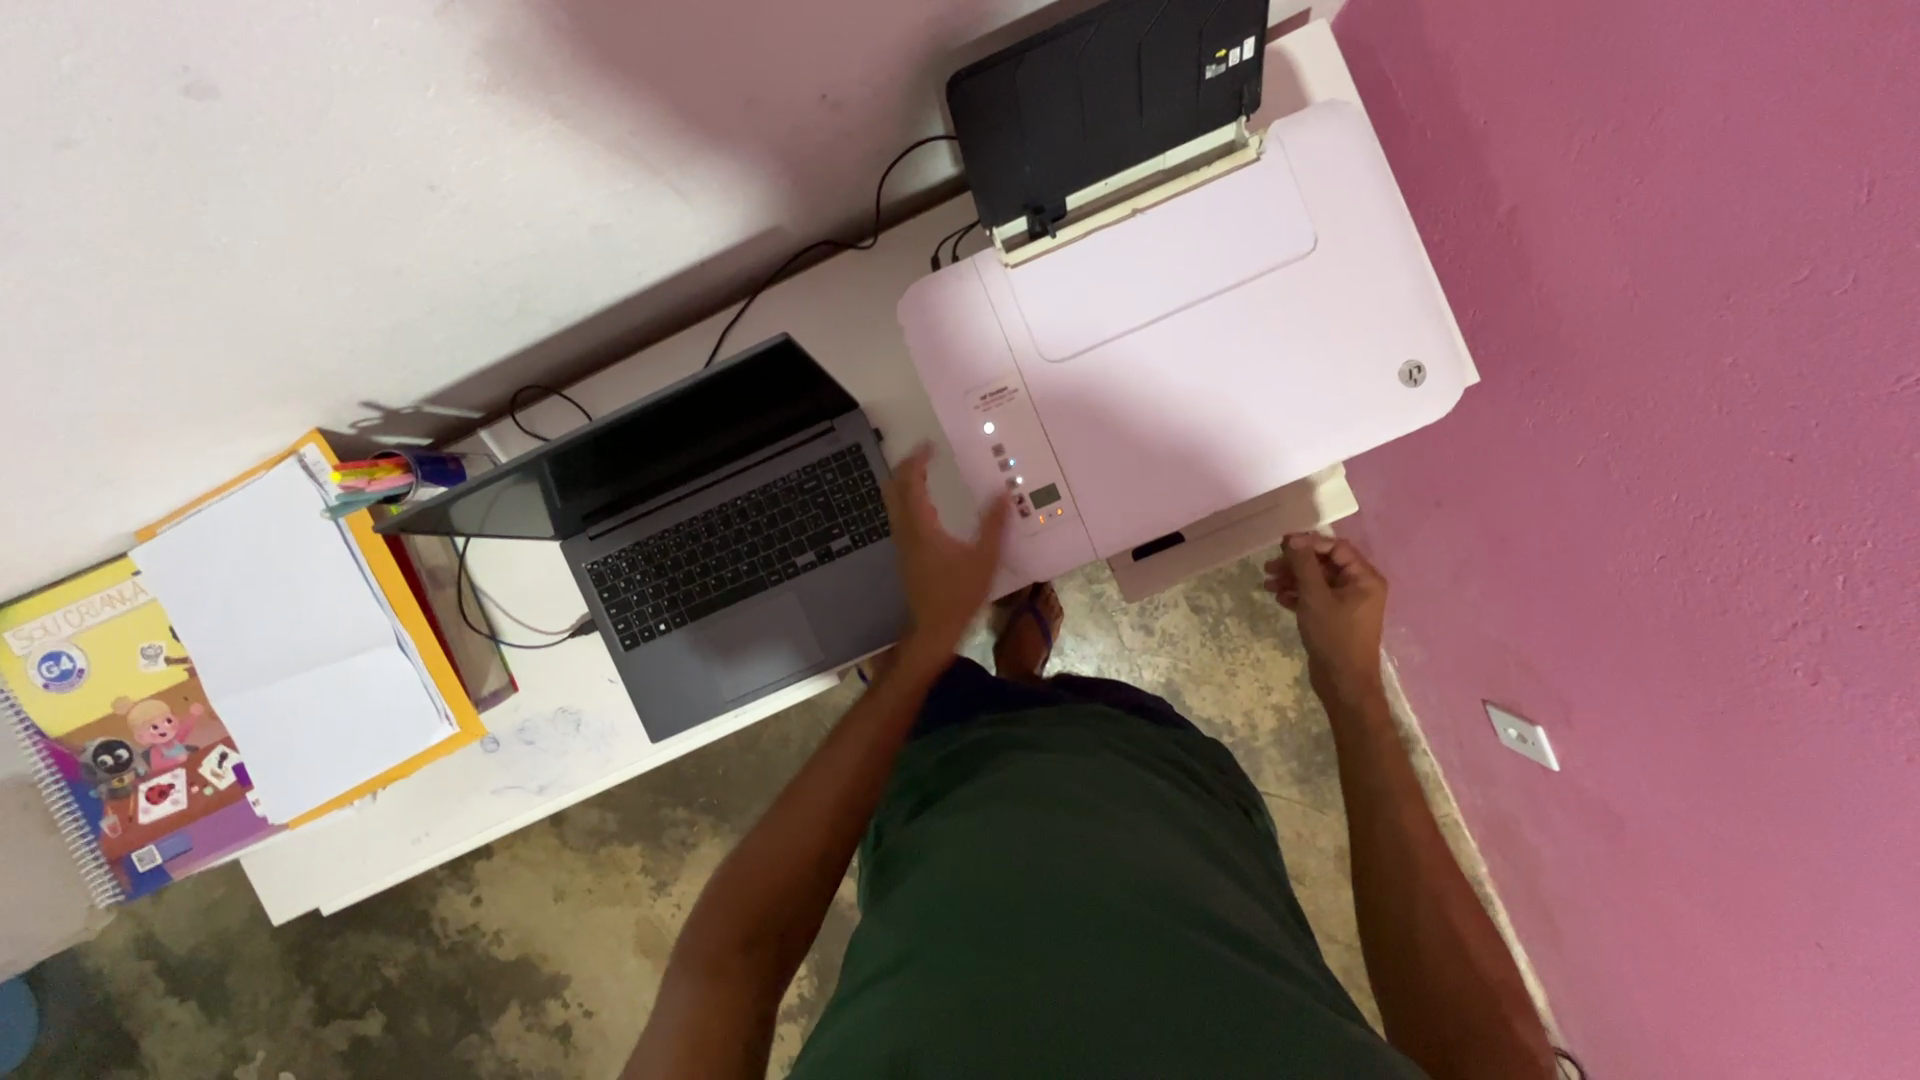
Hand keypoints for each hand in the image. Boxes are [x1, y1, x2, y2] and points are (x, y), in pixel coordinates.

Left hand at [882, 443, 1011, 661]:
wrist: (934, 630)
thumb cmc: (959, 596)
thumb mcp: (984, 560)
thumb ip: (994, 525)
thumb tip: (1004, 492)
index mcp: (921, 527)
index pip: (911, 483)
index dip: (918, 461)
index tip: (930, 445)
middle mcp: (905, 531)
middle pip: (893, 489)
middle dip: (906, 467)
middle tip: (925, 454)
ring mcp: (902, 544)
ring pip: (893, 503)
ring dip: (905, 483)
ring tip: (926, 472)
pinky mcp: (905, 555)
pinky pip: (899, 516)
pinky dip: (908, 500)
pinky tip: (929, 506)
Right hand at [1265, 533, 1387, 705]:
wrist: (1343, 682)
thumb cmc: (1333, 637)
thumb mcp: (1315, 597)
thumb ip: (1304, 565)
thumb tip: (1294, 538)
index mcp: (1364, 578)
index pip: (1336, 548)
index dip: (1309, 543)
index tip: (1281, 545)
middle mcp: (1360, 587)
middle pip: (1325, 564)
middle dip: (1296, 564)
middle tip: (1269, 568)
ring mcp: (1348, 603)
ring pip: (1317, 581)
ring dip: (1293, 580)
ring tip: (1268, 585)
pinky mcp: (1336, 617)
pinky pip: (1316, 597)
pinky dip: (1298, 595)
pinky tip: (1279, 599)